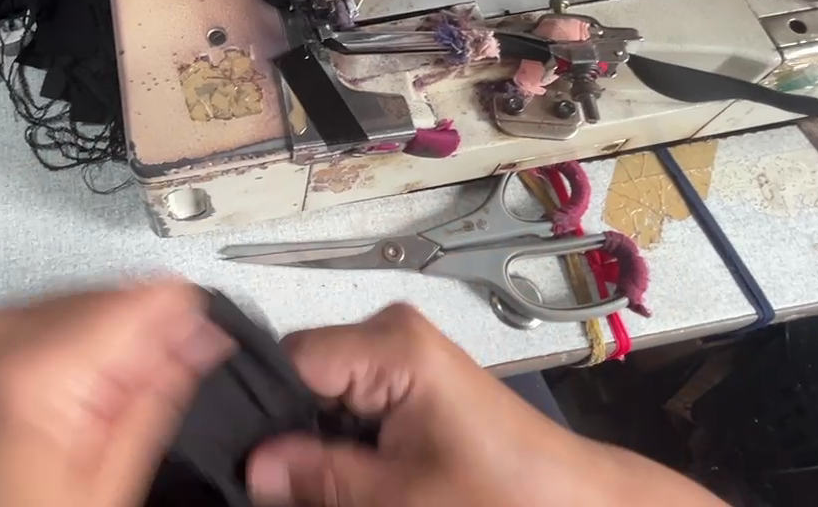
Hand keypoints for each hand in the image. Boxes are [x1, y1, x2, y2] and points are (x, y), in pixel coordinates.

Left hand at [0, 281, 234, 506]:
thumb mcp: (103, 484)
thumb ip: (157, 394)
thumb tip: (200, 335)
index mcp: (28, 369)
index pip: (134, 298)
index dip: (178, 319)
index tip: (200, 337)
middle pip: (105, 298)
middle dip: (134, 340)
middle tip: (132, 405)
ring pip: (76, 301)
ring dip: (100, 342)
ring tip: (88, 414)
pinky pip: (41, 314)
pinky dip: (65, 347)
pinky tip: (63, 398)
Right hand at [245, 305, 722, 506]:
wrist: (576, 505)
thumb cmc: (497, 499)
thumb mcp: (402, 499)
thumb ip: (320, 477)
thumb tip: (249, 466)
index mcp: (390, 342)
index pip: (295, 358)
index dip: (264, 409)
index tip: (241, 461)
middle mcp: (388, 328)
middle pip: (306, 370)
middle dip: (290, 428)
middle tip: (277, 484)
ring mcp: (399, 347)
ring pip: (324, 387)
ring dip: (315, 436)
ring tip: (309, 483)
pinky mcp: (408, 370)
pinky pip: (350, 395)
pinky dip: (341, 435)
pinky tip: (346, 472)